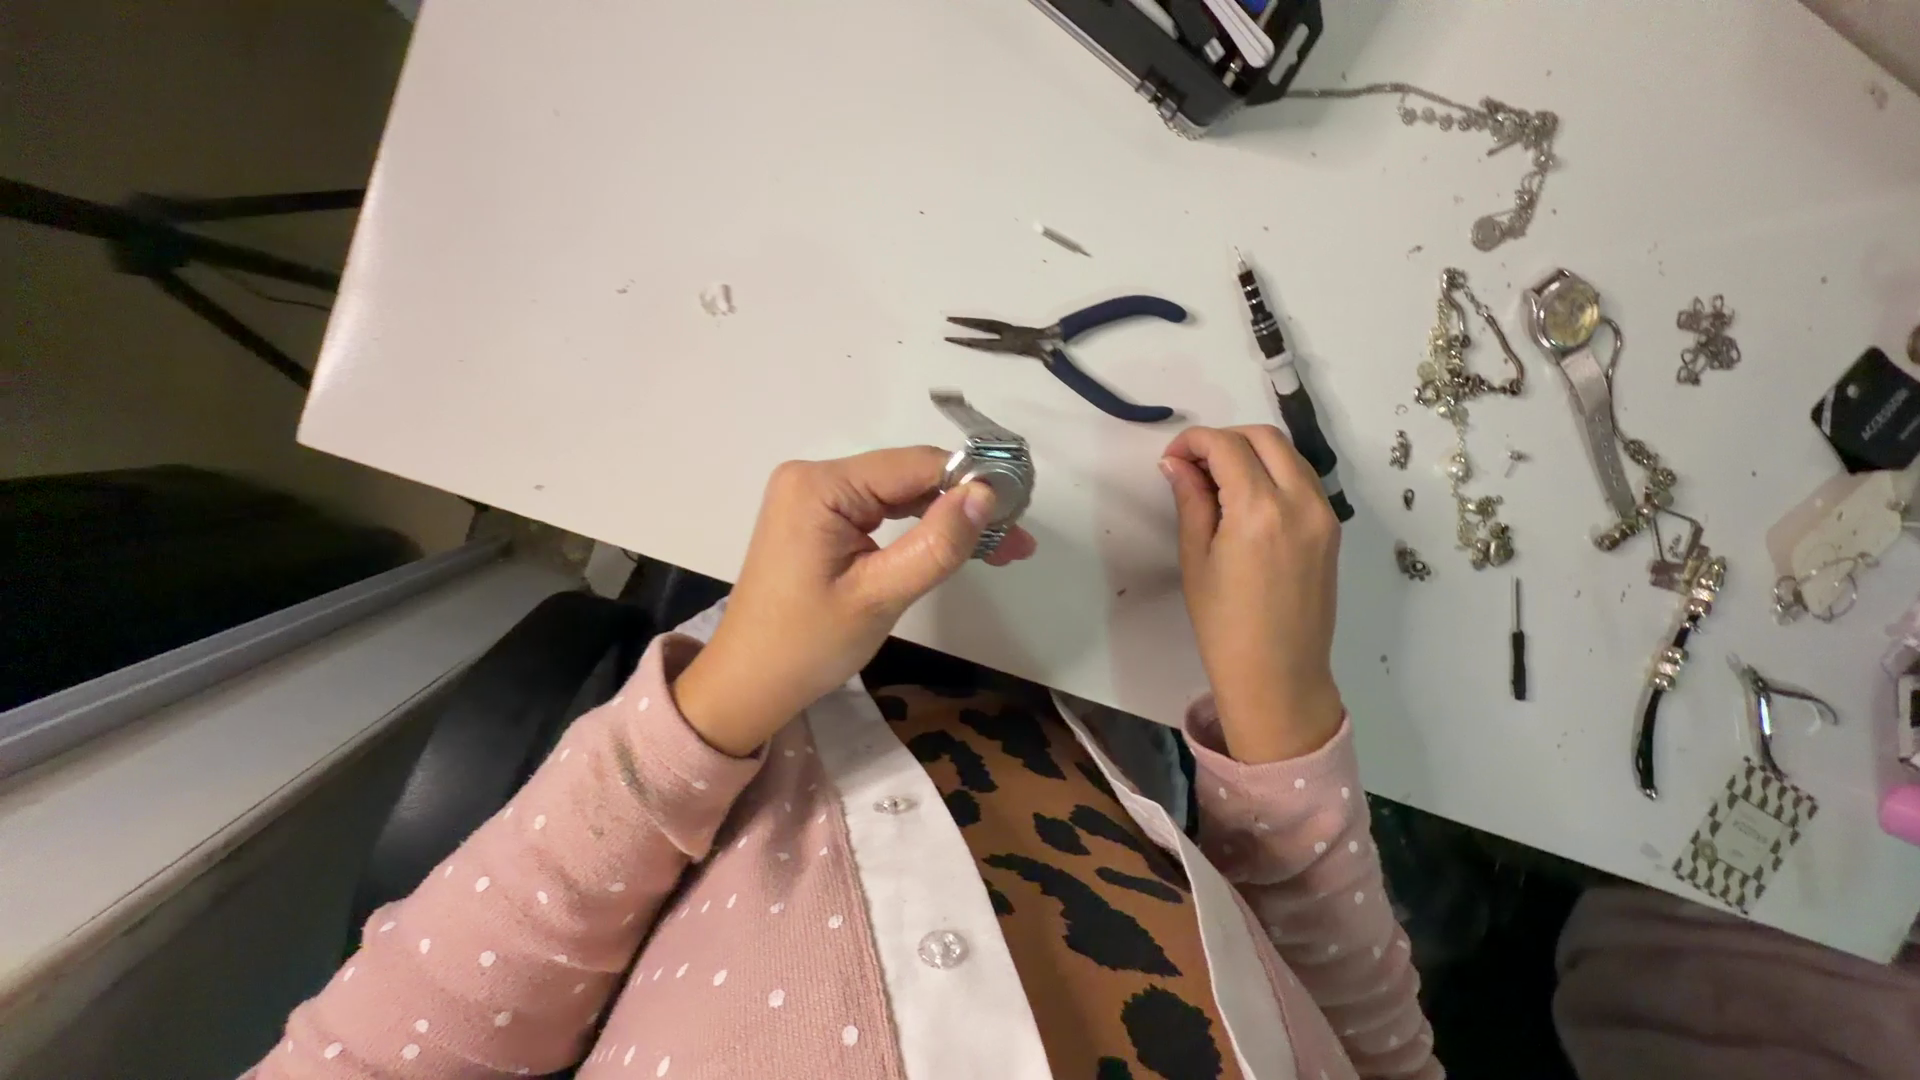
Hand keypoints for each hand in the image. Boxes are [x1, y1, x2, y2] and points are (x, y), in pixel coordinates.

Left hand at [672, 447, 1036, 755]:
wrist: (749, 684)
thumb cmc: (807, 645)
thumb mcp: (879, 596)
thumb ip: (936, 543)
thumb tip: (987, 494)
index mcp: (820, 486)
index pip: (913, 466)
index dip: (970, 482)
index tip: (1020, 510)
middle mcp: (815, 478)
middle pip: (907, 477)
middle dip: (963, 505)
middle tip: (1017, 540)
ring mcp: (815, 499)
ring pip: (899, 495)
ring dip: (946, 519)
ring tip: (1001, 546)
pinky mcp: (820, 521)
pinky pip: (880, 513)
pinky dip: (917, 530)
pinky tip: (954, 545)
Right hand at [1160, 425, 1342, 762]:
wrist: (1278, 675)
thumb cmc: (1224, 626)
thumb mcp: (1196, 560)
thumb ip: (1190, 502)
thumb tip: (1176, 464)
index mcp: (1259, 510)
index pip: (1226, 447)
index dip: (1193, 441)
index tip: (1171, 458)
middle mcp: (1300, 501)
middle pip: (1265, 437)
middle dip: (1224, 439)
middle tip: (1193, 464)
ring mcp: (1323, 514)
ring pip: (1288, 454)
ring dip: (1251, 452)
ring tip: (1217, 481)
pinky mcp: (1331, 529)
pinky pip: (1302, 480)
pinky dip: (1273, 473)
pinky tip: (1245, 499)